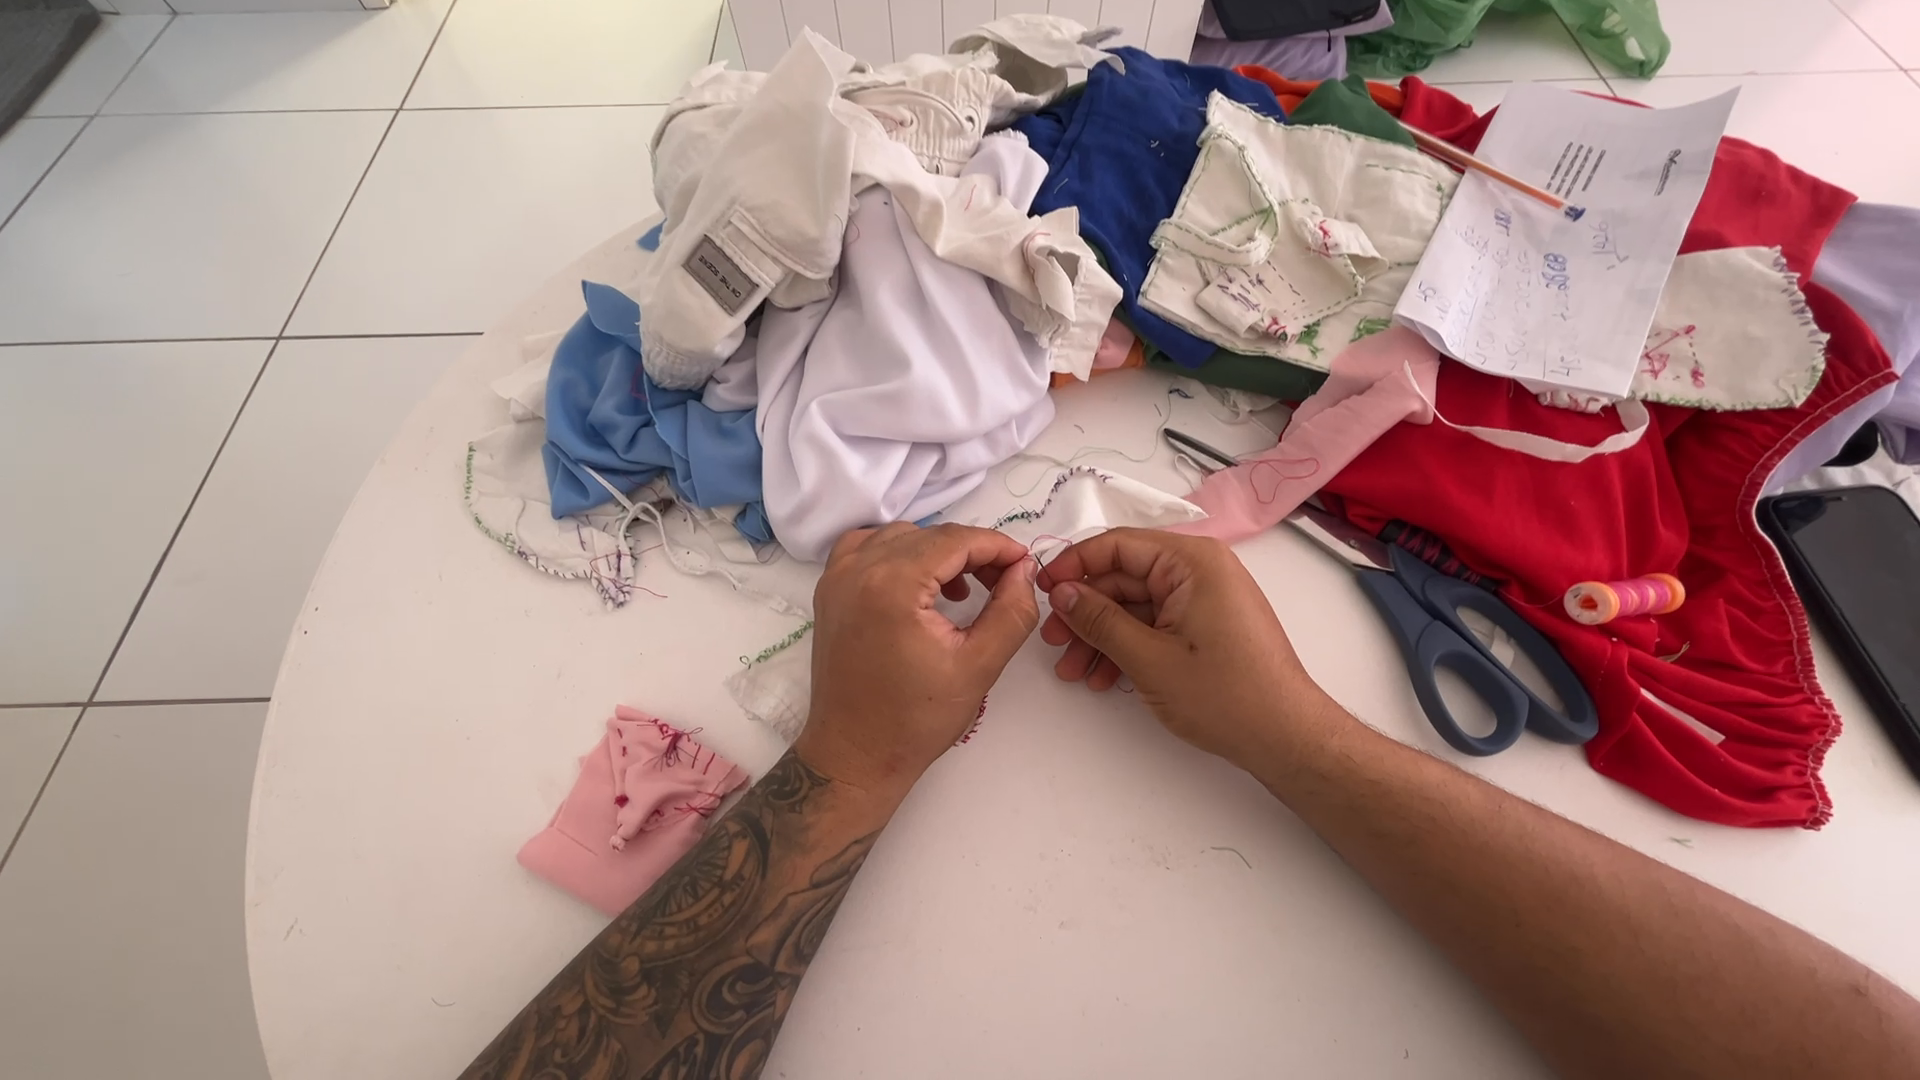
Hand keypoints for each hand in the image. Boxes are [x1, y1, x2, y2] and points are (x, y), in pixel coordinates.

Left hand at [797, 523, 1039, 801]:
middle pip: (929, 535)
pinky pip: (866, 547)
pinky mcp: (828, 591)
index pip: (955, 540)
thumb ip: (1012, 610)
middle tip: (1002, 583)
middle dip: (972, 551)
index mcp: (892, 585)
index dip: (997, 546)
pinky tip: (918, 583)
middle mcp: (858, 570)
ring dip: (936, 552)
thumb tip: (1023, 569)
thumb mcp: (980, 666)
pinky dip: (897, 553)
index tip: (1024, 564)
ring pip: (900, 537)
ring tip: (962, 591)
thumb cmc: (917, 719)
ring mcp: (836, 578)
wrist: (855, 755)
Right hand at [1037, 528, 1339, 770]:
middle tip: (1052, 642)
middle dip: (1084, 612)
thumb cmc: (1223, 694)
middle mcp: (1198, 570)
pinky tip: (1103, 678)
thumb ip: (1099, 619)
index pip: (1116, 545)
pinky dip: (1126, 647)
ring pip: (1133, 606)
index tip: (1042, 592)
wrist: (1286, 738)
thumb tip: (1062, 592)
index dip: (1073, 566)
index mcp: (1190, 561)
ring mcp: (1202, 599)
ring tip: (1072, 671)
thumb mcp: (1149, 657)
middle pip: (1122, 578)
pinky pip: (1153, 624)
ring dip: (1100, 636)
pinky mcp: (1203, 625)